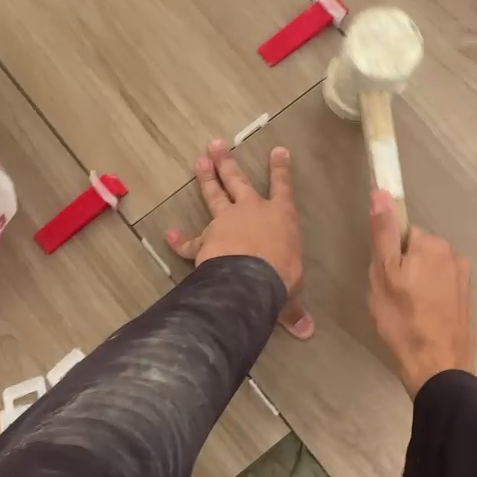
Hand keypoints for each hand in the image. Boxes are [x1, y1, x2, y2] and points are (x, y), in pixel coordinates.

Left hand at [166, 139, 313, 338]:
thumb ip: (294, 310)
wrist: (251, 280)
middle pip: (238, 181)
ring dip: (206, 178)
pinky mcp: (206, 240)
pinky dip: (180, 240)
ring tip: (199, 161)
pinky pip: (191, 241)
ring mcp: (226, 222)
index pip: (283, 187)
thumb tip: (306, 332)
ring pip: (214, 196)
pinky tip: (170, 235)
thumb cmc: (280, 277)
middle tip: (216, 145)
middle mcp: (252, 211)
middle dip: (228, 163)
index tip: (278, 150)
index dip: (281, 169)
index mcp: (281, 217)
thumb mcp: (291, 292)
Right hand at [368, 190, 472, 395]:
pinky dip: (428, 300)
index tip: (385, 280)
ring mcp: (463, 279)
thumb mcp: (383, 274)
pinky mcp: (465, 300)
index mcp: (433, 244)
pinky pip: (438, 289)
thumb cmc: (404, 320)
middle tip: (391, 298)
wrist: (437, 366)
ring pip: (427, 272)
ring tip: (404, 313)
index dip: (389, 257)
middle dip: (402, 270)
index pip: (402, 234)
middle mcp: (454, 255)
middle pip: (416, 251)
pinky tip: (419, 320)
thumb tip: (382, 191)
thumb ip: (384, 232)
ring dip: (415, 286)